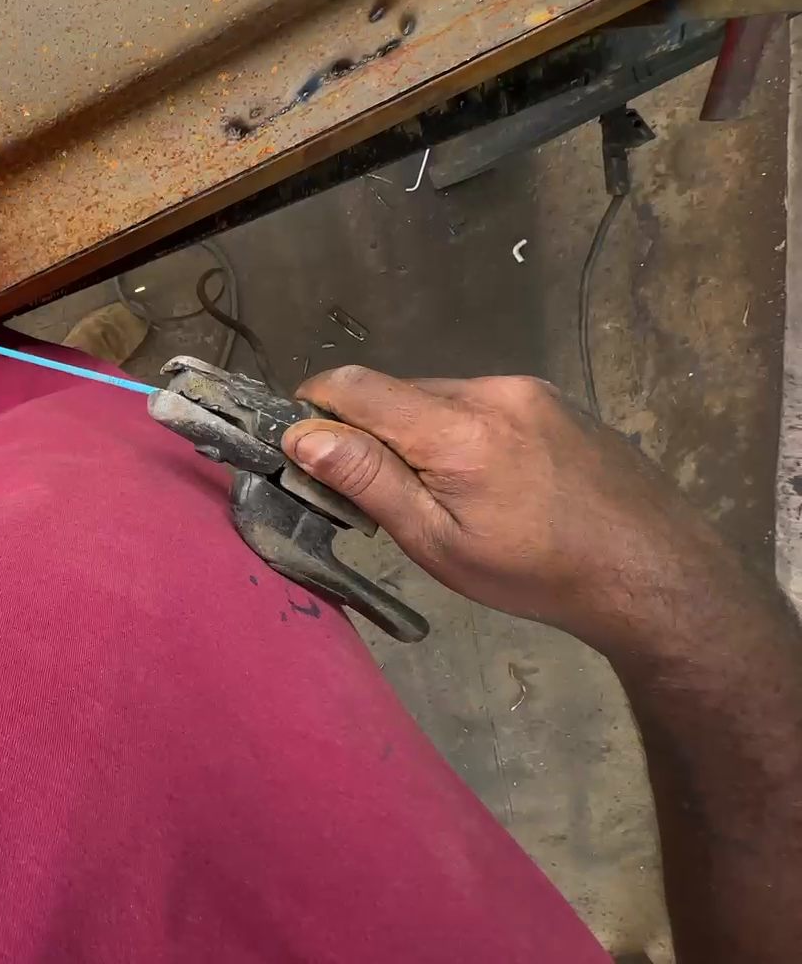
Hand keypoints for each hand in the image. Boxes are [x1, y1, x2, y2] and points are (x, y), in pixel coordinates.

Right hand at [280, 367, 737, 653]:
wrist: (665, 582)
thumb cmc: (535, 573)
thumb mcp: (434, 540)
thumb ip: (365, 479)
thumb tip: (300, 435)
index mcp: (458, 429)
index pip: (351, 384)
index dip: (312, 407)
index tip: (305, 447)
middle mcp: (491, 391)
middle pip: (388, 391)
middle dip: (362, 429)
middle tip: (374, 487)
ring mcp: (527, 391)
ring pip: (428, 396)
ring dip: (406, 430)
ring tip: (432, 486)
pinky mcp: (550, 400)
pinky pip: (469, 401)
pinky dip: (447, 429)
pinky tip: (477, 475)